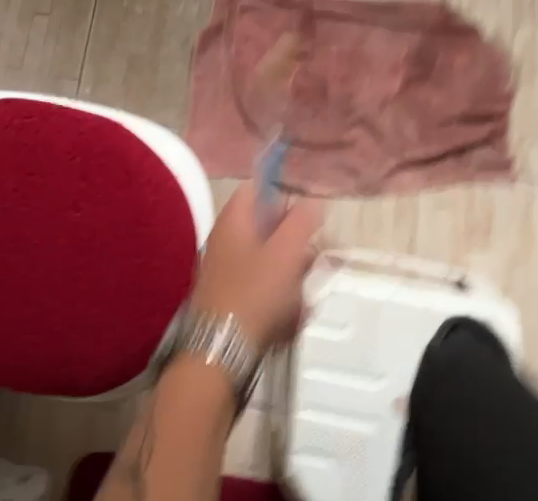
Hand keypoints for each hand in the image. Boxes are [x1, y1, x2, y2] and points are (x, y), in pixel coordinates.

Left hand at [190, 184, 322, 351]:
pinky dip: (280, 293)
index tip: (309, 211)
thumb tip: (313, 198)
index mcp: (234, 218)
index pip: (258, 188)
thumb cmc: (254, 293)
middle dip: (296, 241)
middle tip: (316, 258)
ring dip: (292, 271)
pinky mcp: (230, 293)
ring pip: (269, 256)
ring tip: (305, 295)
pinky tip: (292, 315)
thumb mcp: (286, 253)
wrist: (221, 349)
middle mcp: (225, 236)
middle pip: (267, 225)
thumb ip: (301, 221)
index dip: (284, 193)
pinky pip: (262, 283)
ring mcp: (225, 266)